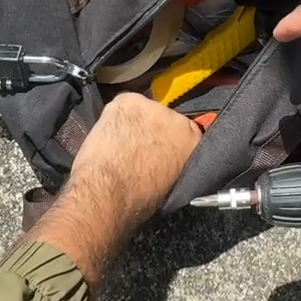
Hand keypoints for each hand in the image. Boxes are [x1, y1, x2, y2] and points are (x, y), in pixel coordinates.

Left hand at [68, 92, 201, 219]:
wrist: (108, 191)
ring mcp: (151, 106)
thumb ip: (176, 164)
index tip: (161, 147)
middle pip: (165, 118)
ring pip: (142, 111)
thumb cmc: (137, 198)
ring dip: (135, 123)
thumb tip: (166, 161)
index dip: (171, 140)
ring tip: (121, 144)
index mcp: (192, 140)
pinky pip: (122, 105)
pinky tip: (110, 136)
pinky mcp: (127, 101)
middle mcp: (177, 119)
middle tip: (138, 148)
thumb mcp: (170, 186)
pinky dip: (115, 117)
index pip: (187, 132)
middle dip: (154, 129)